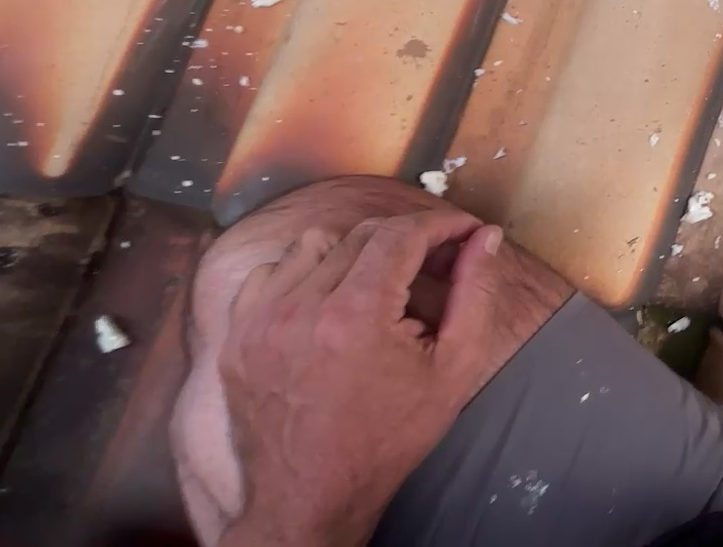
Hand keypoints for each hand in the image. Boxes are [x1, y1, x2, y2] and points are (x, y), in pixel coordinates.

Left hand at [217, 211, 508, 546]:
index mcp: (355, 314)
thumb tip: (486, 236)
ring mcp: (257, 323)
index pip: (402, 234)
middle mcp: (298, 309)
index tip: (469, 232)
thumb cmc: (394, 432)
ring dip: (360, 251)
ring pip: (317, 244)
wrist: (311, 497)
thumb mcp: (457, 363)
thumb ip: (475, 290)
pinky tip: (334, 296)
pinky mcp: (236, 338)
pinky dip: (309, 270)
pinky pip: (272, 273)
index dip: (444, 224)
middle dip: (411, 237)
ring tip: (385, 280)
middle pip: (363, 234)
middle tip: (440, 260)